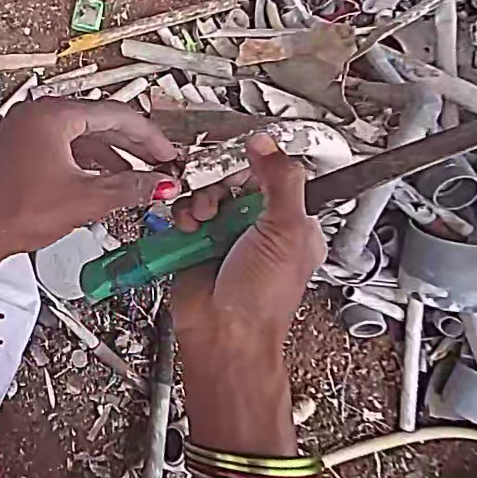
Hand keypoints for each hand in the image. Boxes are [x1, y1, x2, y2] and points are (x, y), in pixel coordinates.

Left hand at [0, 98, 174, 287]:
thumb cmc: (12, 212)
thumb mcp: (84, 199)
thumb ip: (129, 187)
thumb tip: (160, 183)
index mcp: (51, 115)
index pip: (116, 114)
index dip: (149, 137)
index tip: (168, 154)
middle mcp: (36, 116)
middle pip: (98, 123)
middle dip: (132, 146)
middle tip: (159, 163)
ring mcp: (24, 133)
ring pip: (80, 138)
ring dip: (110, 157)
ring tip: (135, 178)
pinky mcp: (18, 152)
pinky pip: (62, 150)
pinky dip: (86, 164)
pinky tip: (102, 182)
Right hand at [169, 134, 325, 452]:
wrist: (222, 333)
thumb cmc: (262, 299)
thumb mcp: (285, 230)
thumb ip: (280, 181)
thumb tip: (267, 143)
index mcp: (293, 223)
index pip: (276, 176)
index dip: (257, 166)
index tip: (243, 160)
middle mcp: (258, 226)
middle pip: (235, 180)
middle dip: (223, 184)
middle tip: (222, 197)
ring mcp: (225, 234)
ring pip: (207, 193)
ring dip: (201, 200)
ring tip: (205, 218)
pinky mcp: (195, 243)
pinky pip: (184, 212)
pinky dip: (183, 215)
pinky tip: (189, 227)